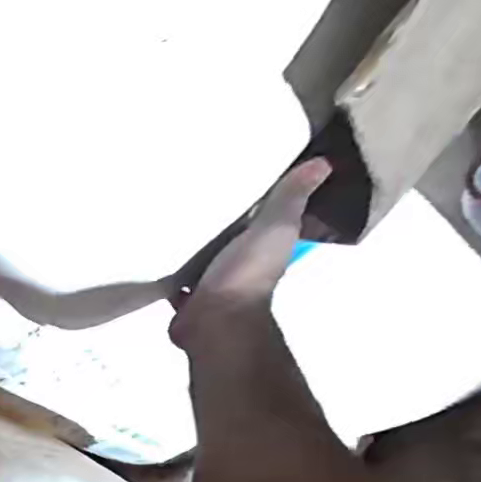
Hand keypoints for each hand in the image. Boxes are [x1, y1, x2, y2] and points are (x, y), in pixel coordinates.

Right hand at [169, 158, 329, 349]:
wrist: (213, 319)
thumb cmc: (246, 272)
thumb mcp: (275, 228)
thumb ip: (290, 198)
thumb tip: (324, 162)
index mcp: (267, 247)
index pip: (265, 220)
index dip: (258, 202)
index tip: (243, 179)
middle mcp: (243, 267)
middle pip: (231, 240)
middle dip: (220, 224)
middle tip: (199, 194)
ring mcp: (214, 285)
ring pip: (204, 260)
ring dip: (192, 247)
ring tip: (172, 218)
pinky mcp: (187, 298)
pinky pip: (178, 279)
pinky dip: (170, 269)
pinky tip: (156, 251)